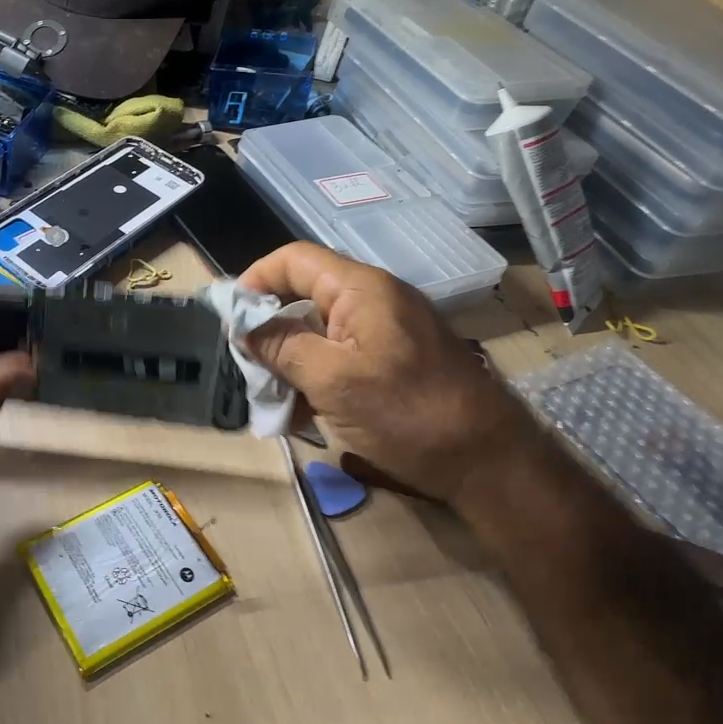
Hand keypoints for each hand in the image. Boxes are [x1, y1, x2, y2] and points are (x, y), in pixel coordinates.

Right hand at [240, 242, 536, 504]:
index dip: (255, 279)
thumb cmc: (409, 414)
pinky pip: (342, 356)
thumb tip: (245, 327)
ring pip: (320, 332)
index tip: (230, 318)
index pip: (294, 259)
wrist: (492, 464)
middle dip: (269, 330)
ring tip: (273, 401)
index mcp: (361, 290)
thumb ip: (282, 346)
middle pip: (304, 296)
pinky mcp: (397, 361)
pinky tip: (304, 415)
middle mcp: (375, 300)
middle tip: (247, 367)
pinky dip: (317, 378)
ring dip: (290, 362)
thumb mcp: (333, 380)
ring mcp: (388, 332)